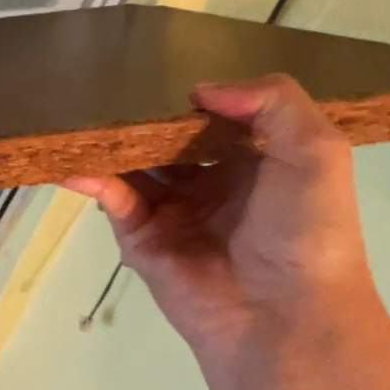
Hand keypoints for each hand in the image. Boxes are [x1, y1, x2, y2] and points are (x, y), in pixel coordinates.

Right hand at [63, 74, 379, 355]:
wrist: (280, 311)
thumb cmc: (306, 229)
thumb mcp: (317, 151)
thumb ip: (273, 102)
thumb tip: (198, 91)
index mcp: (256, 162)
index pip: (215, 121)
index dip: (191, 101)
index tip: (162, 78)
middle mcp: (209, 183)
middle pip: (165, 142)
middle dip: (140, 121)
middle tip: (106, 92)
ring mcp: (169, 210)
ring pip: (131, 167)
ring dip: (107, 146)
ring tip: (78, 121)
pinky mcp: (137, 235)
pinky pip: (110, 197)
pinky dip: (89, 179)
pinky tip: (72, 163)